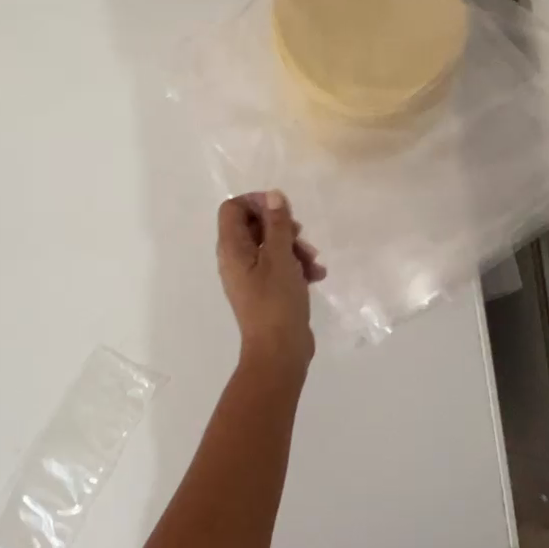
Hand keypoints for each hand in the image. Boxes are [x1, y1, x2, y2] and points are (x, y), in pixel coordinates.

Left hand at [217, 191, 324, 368]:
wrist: (279, 351)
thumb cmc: (276, 302)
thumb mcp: (281, 257)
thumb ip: (277, 224)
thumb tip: (272, 195)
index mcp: (231, 249)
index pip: (233, 208)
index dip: (257, 203)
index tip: (282, 210)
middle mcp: (236, 260)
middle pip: (255, 226)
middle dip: (283, 228)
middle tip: (301, 237)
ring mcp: (250, 277)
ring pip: (272, 246)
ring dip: (295, 248)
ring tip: (314, 262)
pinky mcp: (266, 291)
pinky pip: (279, 267)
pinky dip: (297, 267)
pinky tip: (317, 276)